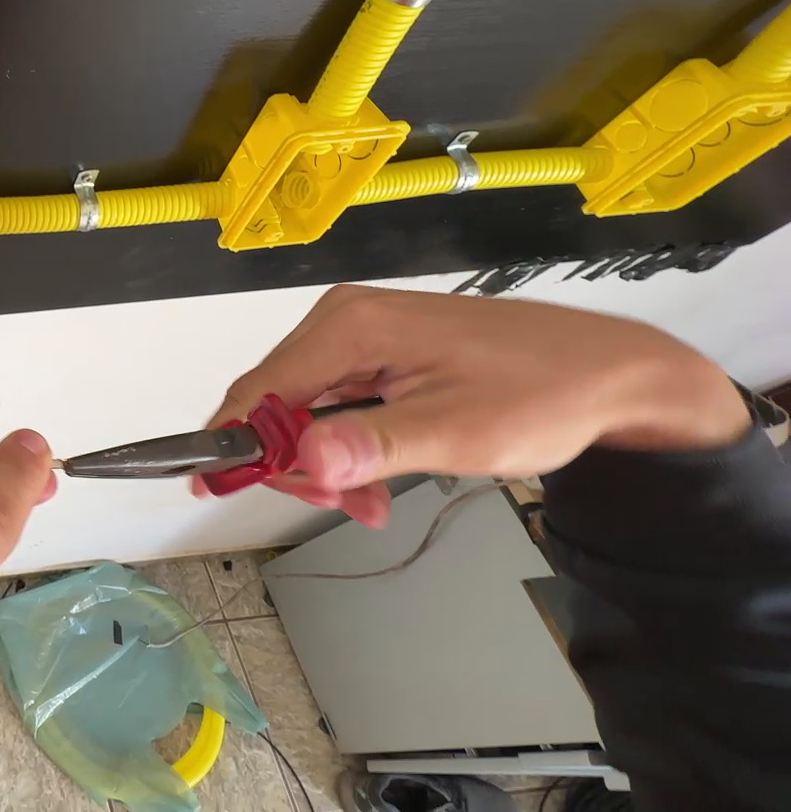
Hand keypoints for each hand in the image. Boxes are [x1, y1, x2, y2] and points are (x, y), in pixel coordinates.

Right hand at [194, 286, 749, 527]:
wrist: (616, 372)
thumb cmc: (544, 396)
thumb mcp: (459, 433)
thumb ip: (375, 445)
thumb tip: (304, 462)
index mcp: (349, 327)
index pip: (263, 387)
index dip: (233, 438)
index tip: (207, 483)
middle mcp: (339, 319)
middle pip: (276, 397)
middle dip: (294, 459)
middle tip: (334, 505)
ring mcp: (355, 329)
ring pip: (300, 404)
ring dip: (322, 457)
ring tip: (367, 502)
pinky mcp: (372, 345)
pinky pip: (330, 398)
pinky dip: (342, 440)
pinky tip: (372, 474)